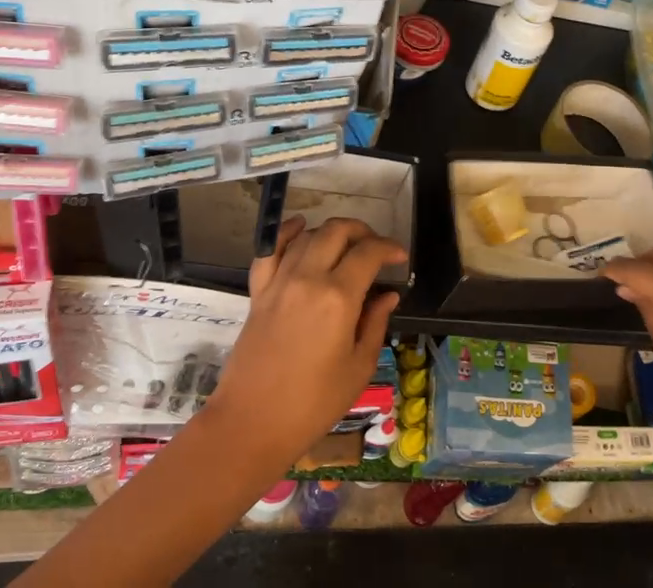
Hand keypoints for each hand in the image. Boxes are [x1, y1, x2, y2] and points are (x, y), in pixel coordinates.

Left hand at [207, 215, 404, 463]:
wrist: (252, 423)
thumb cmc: (313, 403)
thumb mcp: (358, 367)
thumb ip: (375, 324)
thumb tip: (387, 296)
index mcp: (338, 297)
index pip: (369, 253)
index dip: (389, 248)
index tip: (401, 258)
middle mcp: (308, 279)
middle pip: (336, 232)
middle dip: (362, 232)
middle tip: (376, 250)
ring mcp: (278, 283)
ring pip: (307, 236)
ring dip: (331, 233)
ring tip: (347, 247)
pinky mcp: (257, 293)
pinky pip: (269, 250)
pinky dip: (285, 233)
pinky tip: (299, 229)